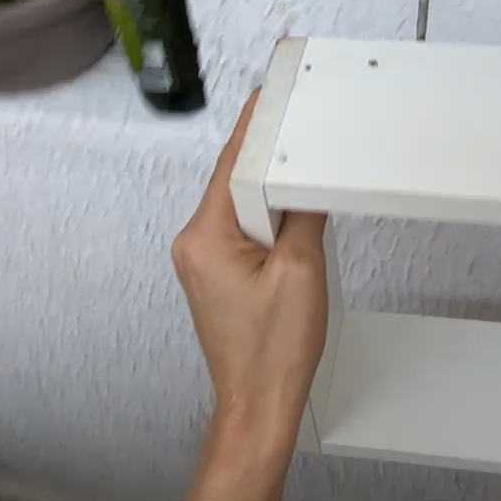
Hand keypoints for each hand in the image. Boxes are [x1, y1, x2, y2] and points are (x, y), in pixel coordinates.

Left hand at [170, 92, 328, 500]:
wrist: (259, 404)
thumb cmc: (274, 349)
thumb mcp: (302, 269)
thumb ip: (303, 212)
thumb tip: (306, 178)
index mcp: (206, 237)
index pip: (231, 164)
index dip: (255, 128)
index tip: (269, 96)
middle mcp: (194, 242)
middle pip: (233, 180)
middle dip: (268, 157)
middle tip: (300, 125)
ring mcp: (202, 259)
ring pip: (239, 203)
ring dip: (271, 190)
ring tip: (304, 168)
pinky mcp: (216, 272)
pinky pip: (241, 227)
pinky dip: (266, 215)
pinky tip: (292, 211)